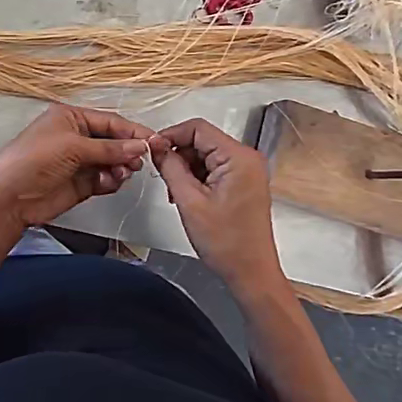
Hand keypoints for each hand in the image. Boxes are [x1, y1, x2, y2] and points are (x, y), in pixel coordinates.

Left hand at [0, 104, 155, 228]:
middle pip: (114, 141)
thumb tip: (141, 146)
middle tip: (140, 162)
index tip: (156, 142)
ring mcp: (79, 161)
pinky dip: (111, 181)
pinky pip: (106, 179)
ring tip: (120, 174)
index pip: (110, 121)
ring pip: (113, 162)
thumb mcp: (72, 147)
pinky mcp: (81, 183)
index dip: (133, 131)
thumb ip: (109, 148)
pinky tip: (107, 183)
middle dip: (128, 151)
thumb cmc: (33, 160)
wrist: (10, 197)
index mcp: (70, 117)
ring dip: (121, 167)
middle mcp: (76, 136)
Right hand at [151, 118, 286, 296]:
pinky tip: (186, 195)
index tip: (151, 150)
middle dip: (177, 154)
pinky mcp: (242, 182)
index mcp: (238, 158)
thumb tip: (154, 145)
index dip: (170, 135)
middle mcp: (246, 159)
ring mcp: (246, 171)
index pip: (197, 128)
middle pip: (201, 140)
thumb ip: (170, 166)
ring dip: (185, 167)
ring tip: (176, 192)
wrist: (251, 273)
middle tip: (162, 176)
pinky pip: (212, 167)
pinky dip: (195, 177)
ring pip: (204, 154)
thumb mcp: (188, 199)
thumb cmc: (225, 241)